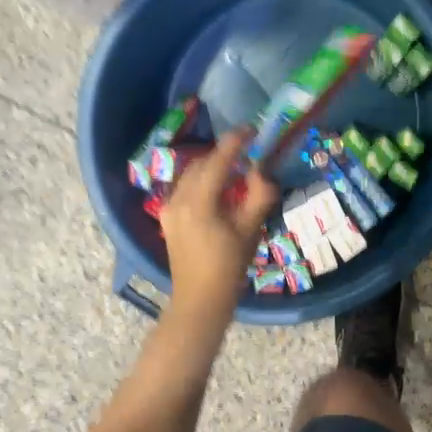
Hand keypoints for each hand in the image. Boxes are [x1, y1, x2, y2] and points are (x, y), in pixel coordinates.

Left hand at [162, 130, 278, 330]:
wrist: (199, 302)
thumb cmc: (228, 267)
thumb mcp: (250, 230)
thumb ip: (259, 194)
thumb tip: (263, 169)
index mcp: (198, 202)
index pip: (218, 160)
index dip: (236, 141)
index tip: (253, 129)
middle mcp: (178, 199)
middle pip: (202, 163)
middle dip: (224, 153)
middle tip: (248, 150)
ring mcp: (169, 208)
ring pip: (191, 174)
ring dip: (213, 166)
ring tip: (236, 169)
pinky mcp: (168, 218)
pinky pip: (185, 188)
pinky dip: (203, 181)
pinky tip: (219, 190)